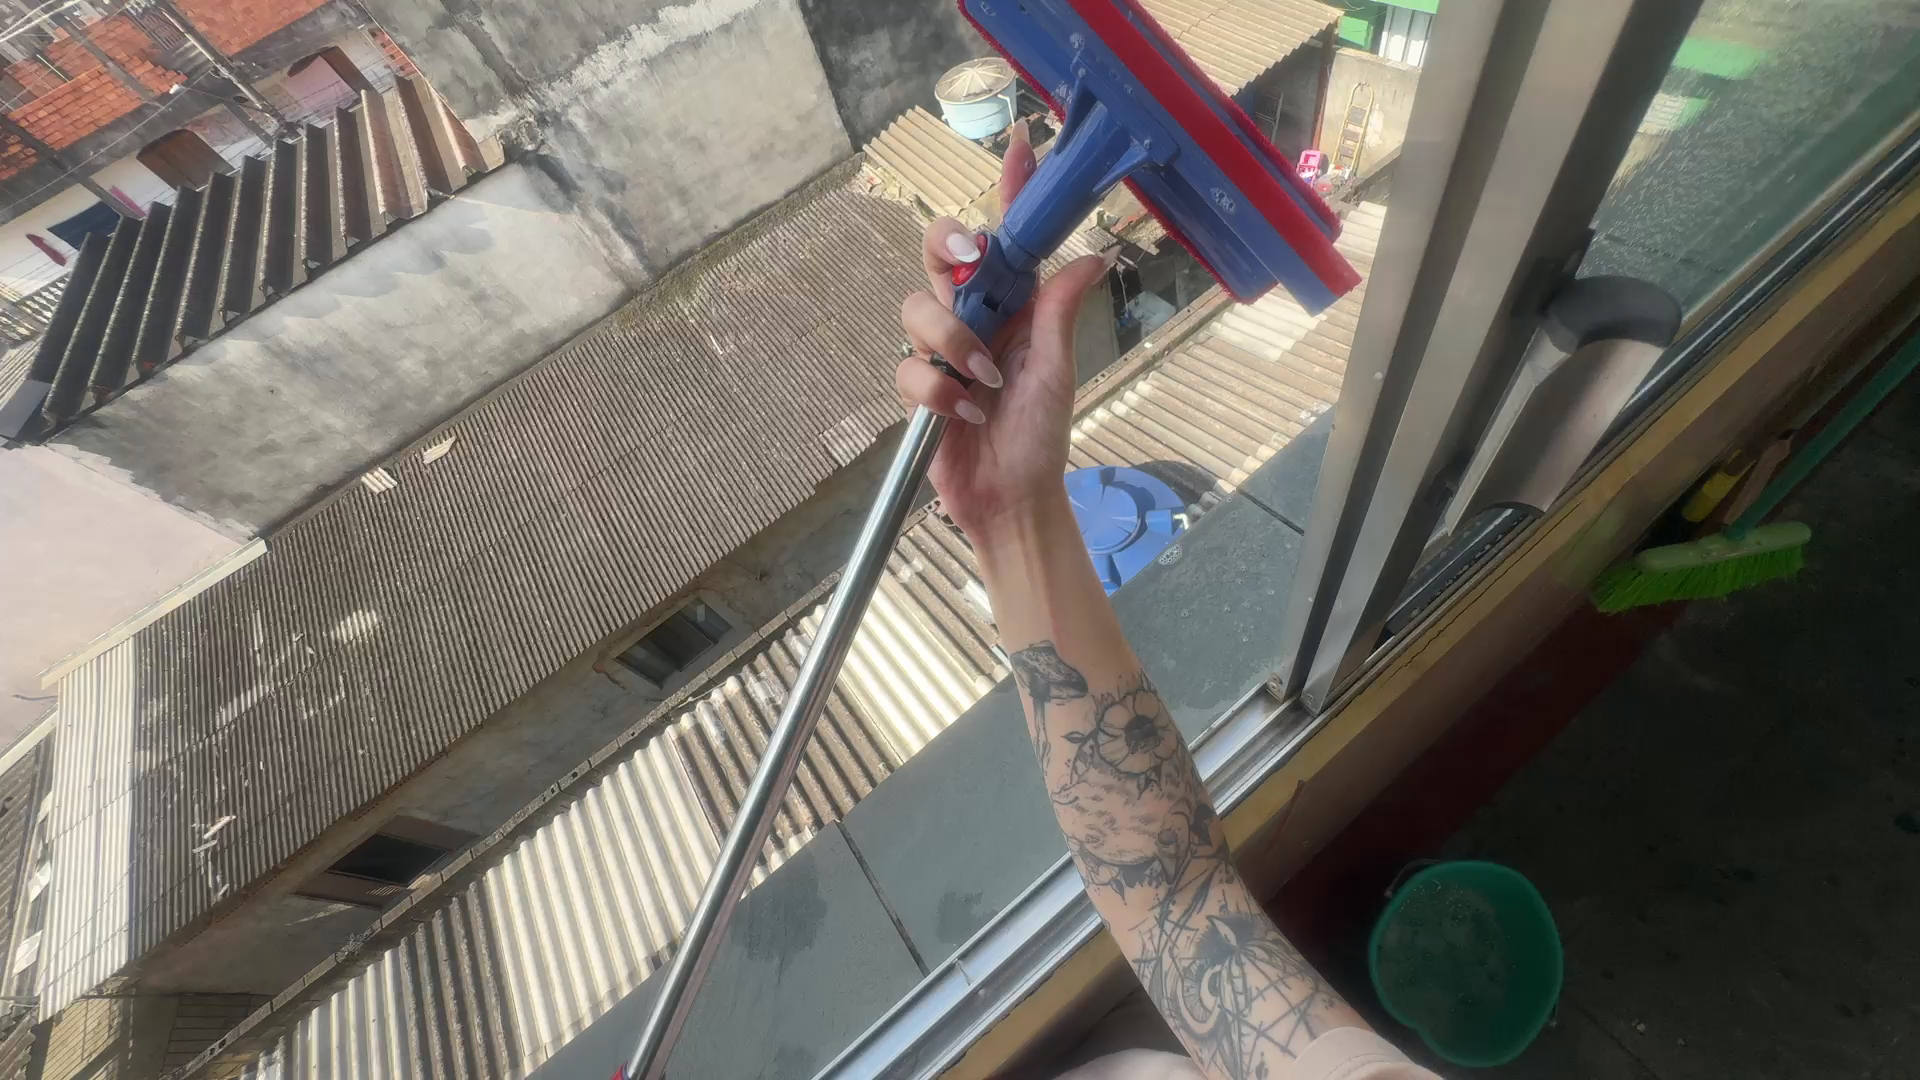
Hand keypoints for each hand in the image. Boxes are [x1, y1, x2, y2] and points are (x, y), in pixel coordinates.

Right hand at [895, 120, 1113, 541]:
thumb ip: (1058, 314)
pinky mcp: (918, 389)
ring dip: (949, 341)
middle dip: (945, 248)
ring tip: (983, 381)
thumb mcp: (1056, 372)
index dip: (1009, 196)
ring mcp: (941, 355)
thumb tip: (1092, 257)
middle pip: (940, 256)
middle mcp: (974, 322)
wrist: (1010, 499)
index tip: (1019, 150)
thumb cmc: (1040, 438)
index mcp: (1014, 311)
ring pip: (915, 309)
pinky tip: (965, 413)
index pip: (1007, 244)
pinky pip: (907, 369)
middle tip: (966, 262)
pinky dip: (937, 390)